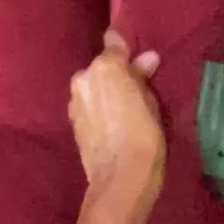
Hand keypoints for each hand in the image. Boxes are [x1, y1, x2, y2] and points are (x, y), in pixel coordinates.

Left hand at [68, 30, 165, 222]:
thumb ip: (143, 78)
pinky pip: (87, 105)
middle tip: (135, 89)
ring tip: (123, 110)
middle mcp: (84, 77)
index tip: (137, 59)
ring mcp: (75, 100)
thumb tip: (147, 58)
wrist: (120, 181)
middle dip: (115, 74)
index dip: (125, 50)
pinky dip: (97, 108)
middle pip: (102, 67)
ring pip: (92, 86)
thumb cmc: (144, 137)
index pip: (114, 43)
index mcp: (105, 67)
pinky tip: (111, 123)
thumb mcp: (151, 103)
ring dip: (104, 91)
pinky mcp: (72, 122)